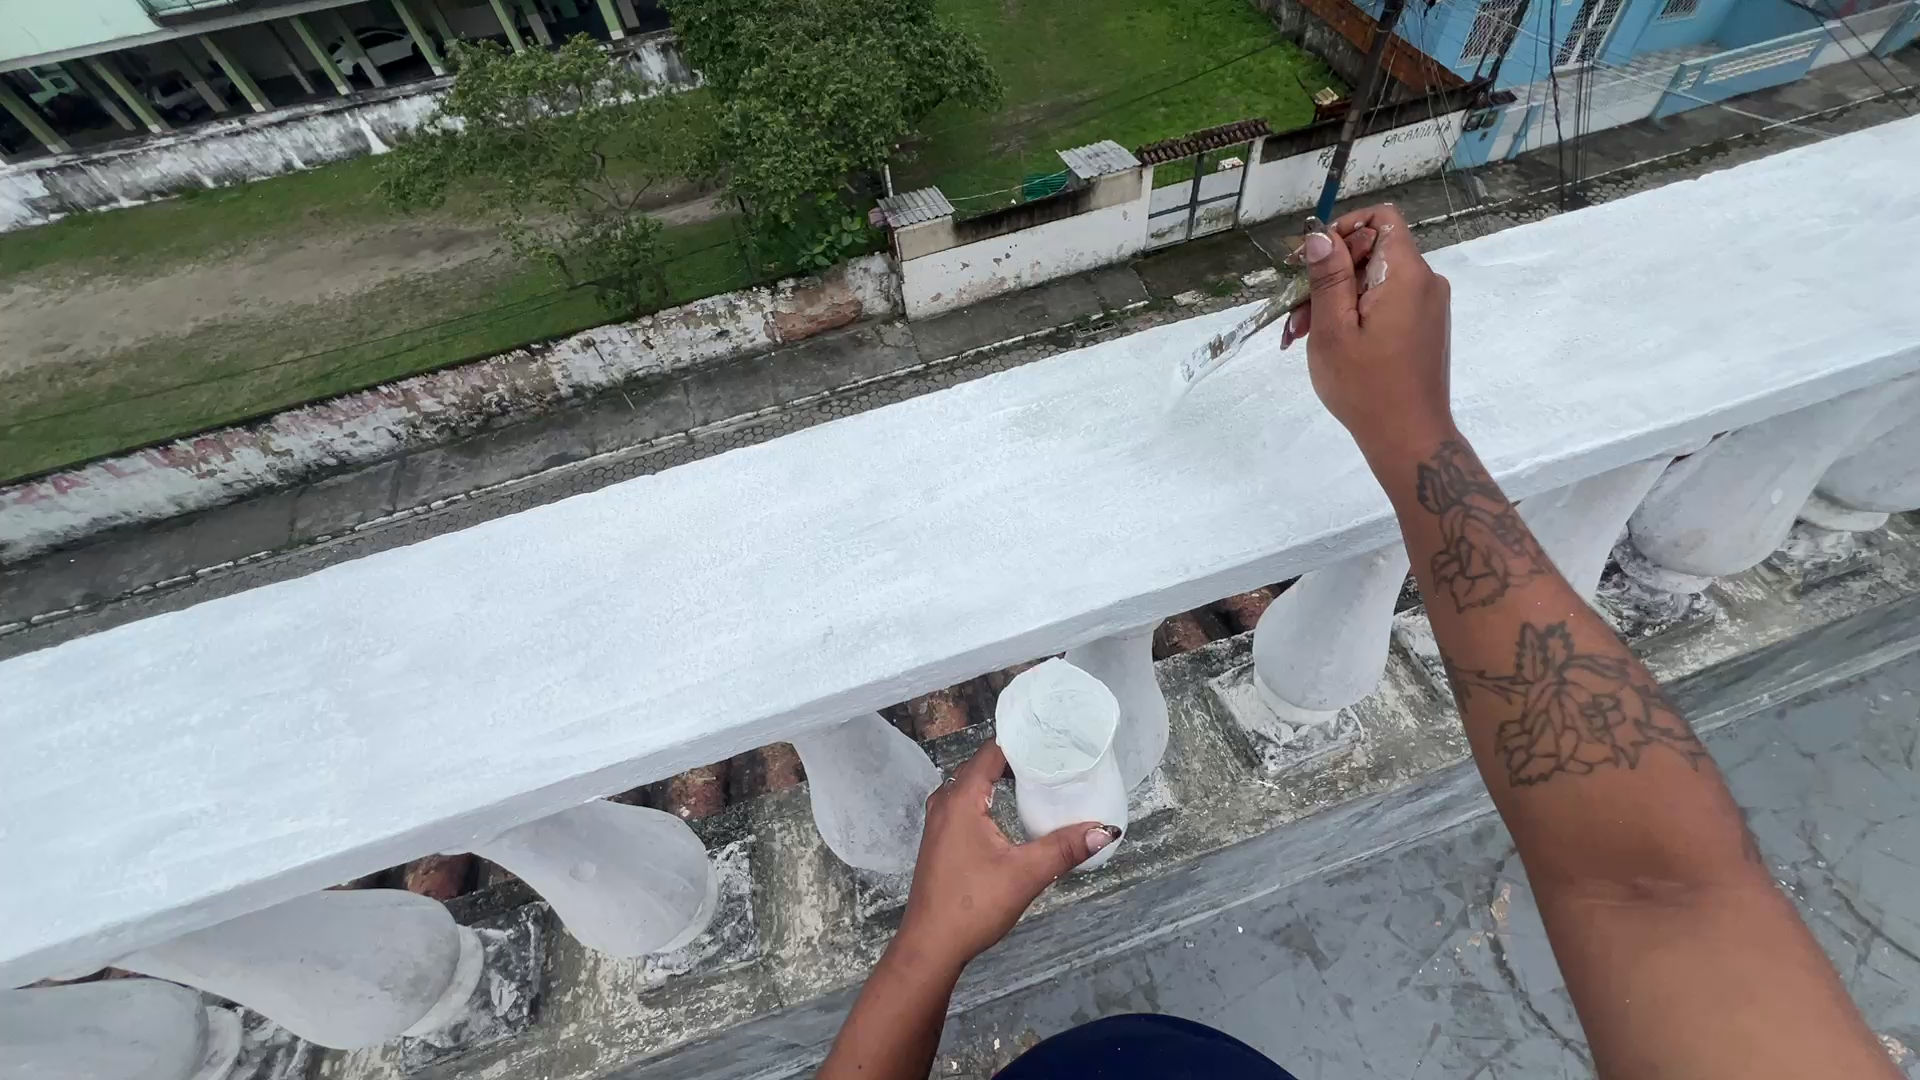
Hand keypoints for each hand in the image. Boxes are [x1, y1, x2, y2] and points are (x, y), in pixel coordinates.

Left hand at [894, 740, 1118, 972]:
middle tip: (1051, 758)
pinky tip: (1007, 808)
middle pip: (981, 764)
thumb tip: (1105, 830)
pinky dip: (986, 794)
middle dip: (1014, 758)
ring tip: (1034, 778)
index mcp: (961, 798)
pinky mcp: (939, 838)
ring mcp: (938, 820)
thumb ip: (1064, 849)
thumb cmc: (973, 905)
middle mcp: (945, 801)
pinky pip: (964, 801)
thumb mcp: (1025, 874)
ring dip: (998, 777)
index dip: (1020, 742)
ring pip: (971, 783)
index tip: (1051, 739)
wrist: (930, 946)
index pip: (991, 751)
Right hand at [1285, 204, 1455, 465]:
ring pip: (1373, 283)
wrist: (1407, 435)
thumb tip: (1319, 234)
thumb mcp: (1333, 329)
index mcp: (1406, 274)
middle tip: (1293, 317)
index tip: (1306, 263)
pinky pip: (1384, 305)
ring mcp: (1426, 306)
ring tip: (1301, 338)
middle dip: (1327, 277)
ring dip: (1333, 302)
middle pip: (1371, 254)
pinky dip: (1353, 316)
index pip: (1380, 221)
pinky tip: (1328, 344)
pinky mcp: (1422, 327)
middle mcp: (1424, 282)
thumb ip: (1328, 277)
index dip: (1341, 231)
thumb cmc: (1364, 385)